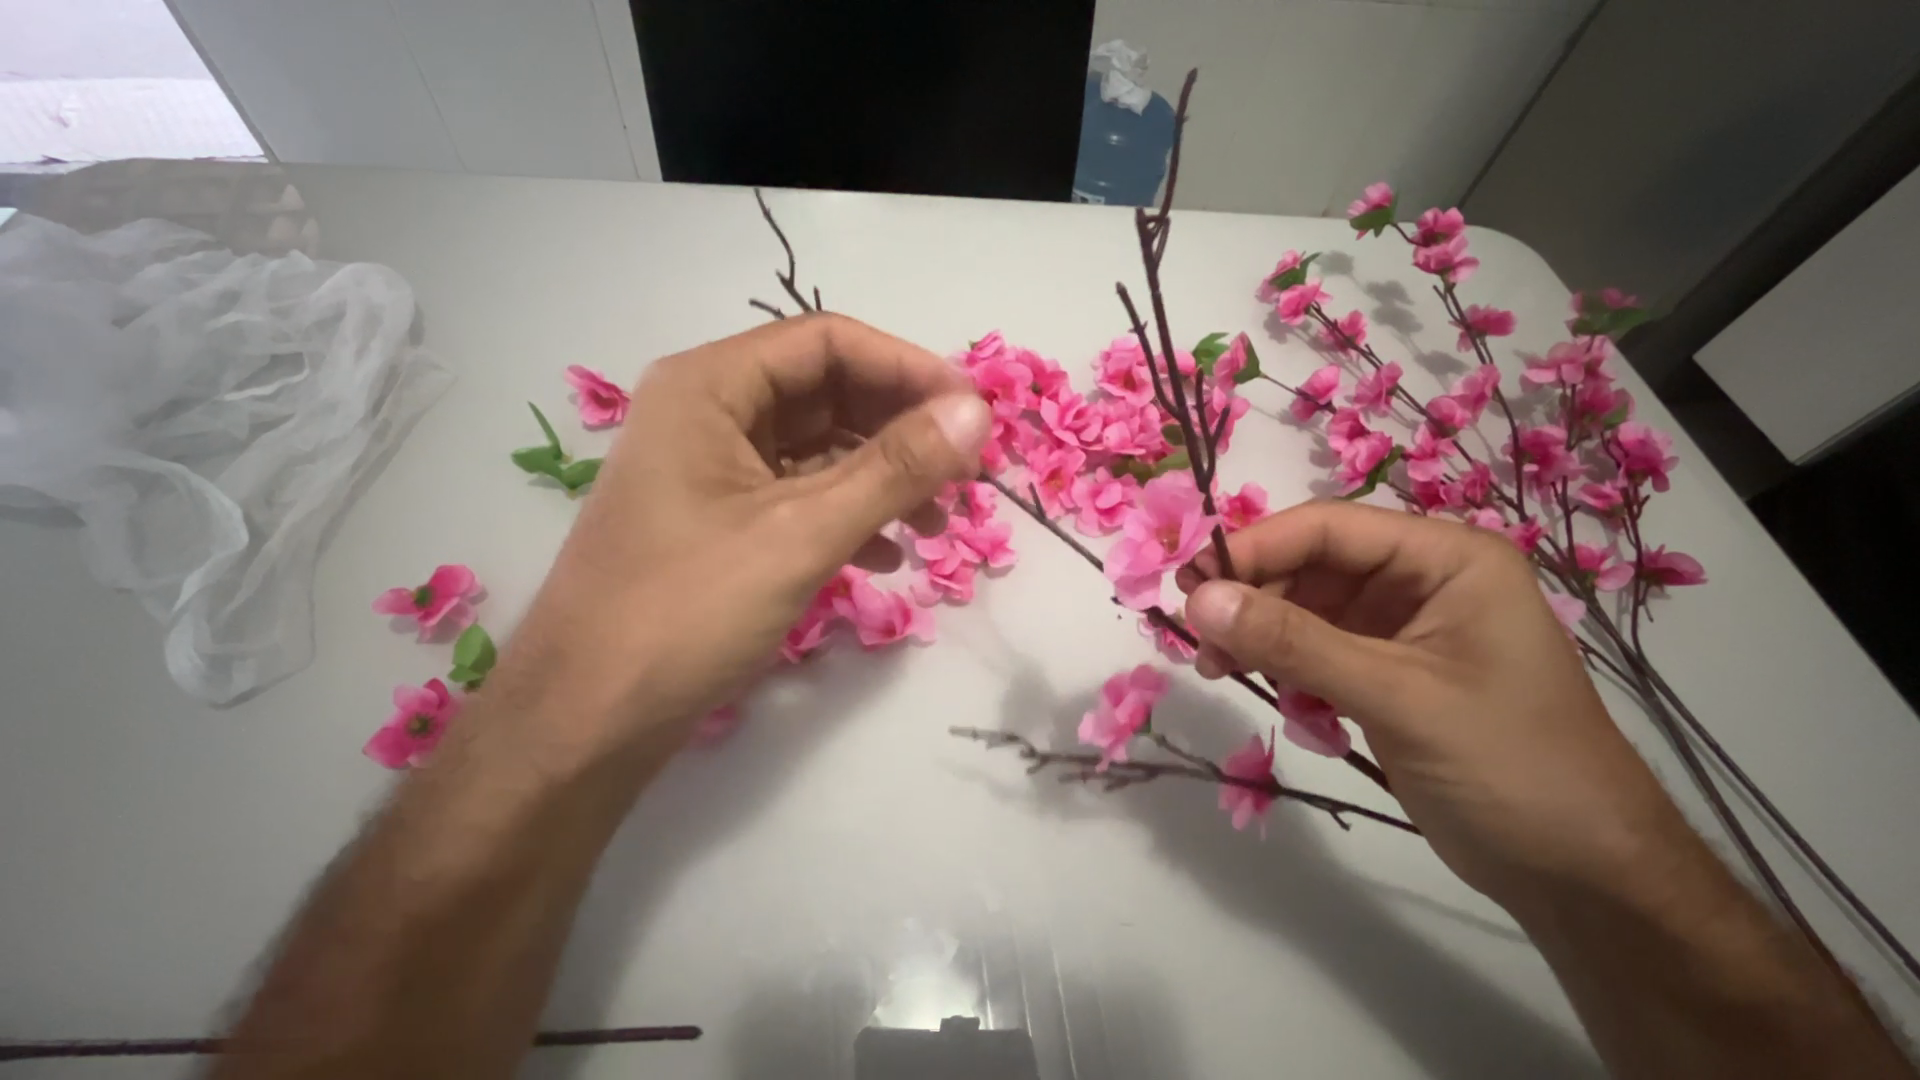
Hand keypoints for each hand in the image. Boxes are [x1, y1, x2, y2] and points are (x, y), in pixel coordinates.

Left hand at [491, 314, 989, 752]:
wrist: (586, 720)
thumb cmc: (683, 612)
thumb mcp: (800, 535)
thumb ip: (893, 469)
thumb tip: (977, 413)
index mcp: (708, 387)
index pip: (827, 343)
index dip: (908, 368)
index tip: (975, 414)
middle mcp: (706, 413)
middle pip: (824, 392)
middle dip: (899, 428)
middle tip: (964, 472)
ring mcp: (709, 471)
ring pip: (816, 448)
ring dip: (881, 476)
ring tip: (936, 521)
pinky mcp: (718, 522)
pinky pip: (798, 496)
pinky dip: (848, 514)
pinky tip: (887, 555)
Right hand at [1176, 501, 1692, 912]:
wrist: (1581, 872)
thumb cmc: (1510, 764)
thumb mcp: (1396, 696)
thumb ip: (1294, 643)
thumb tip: (1198, 600)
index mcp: (1446, 559)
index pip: (1329, 528)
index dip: (1254, 548)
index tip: (1188, 585)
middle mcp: (1422, 581)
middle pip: (1310, 565)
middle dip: (1252, 597)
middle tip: (1197, 638)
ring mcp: (1403, 630)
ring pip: (1305, 610)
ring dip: (1260, 635)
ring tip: (1219, 669)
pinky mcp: (1387, 675)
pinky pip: (1316, 651)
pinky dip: (1284, 668)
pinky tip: (1269, 695)